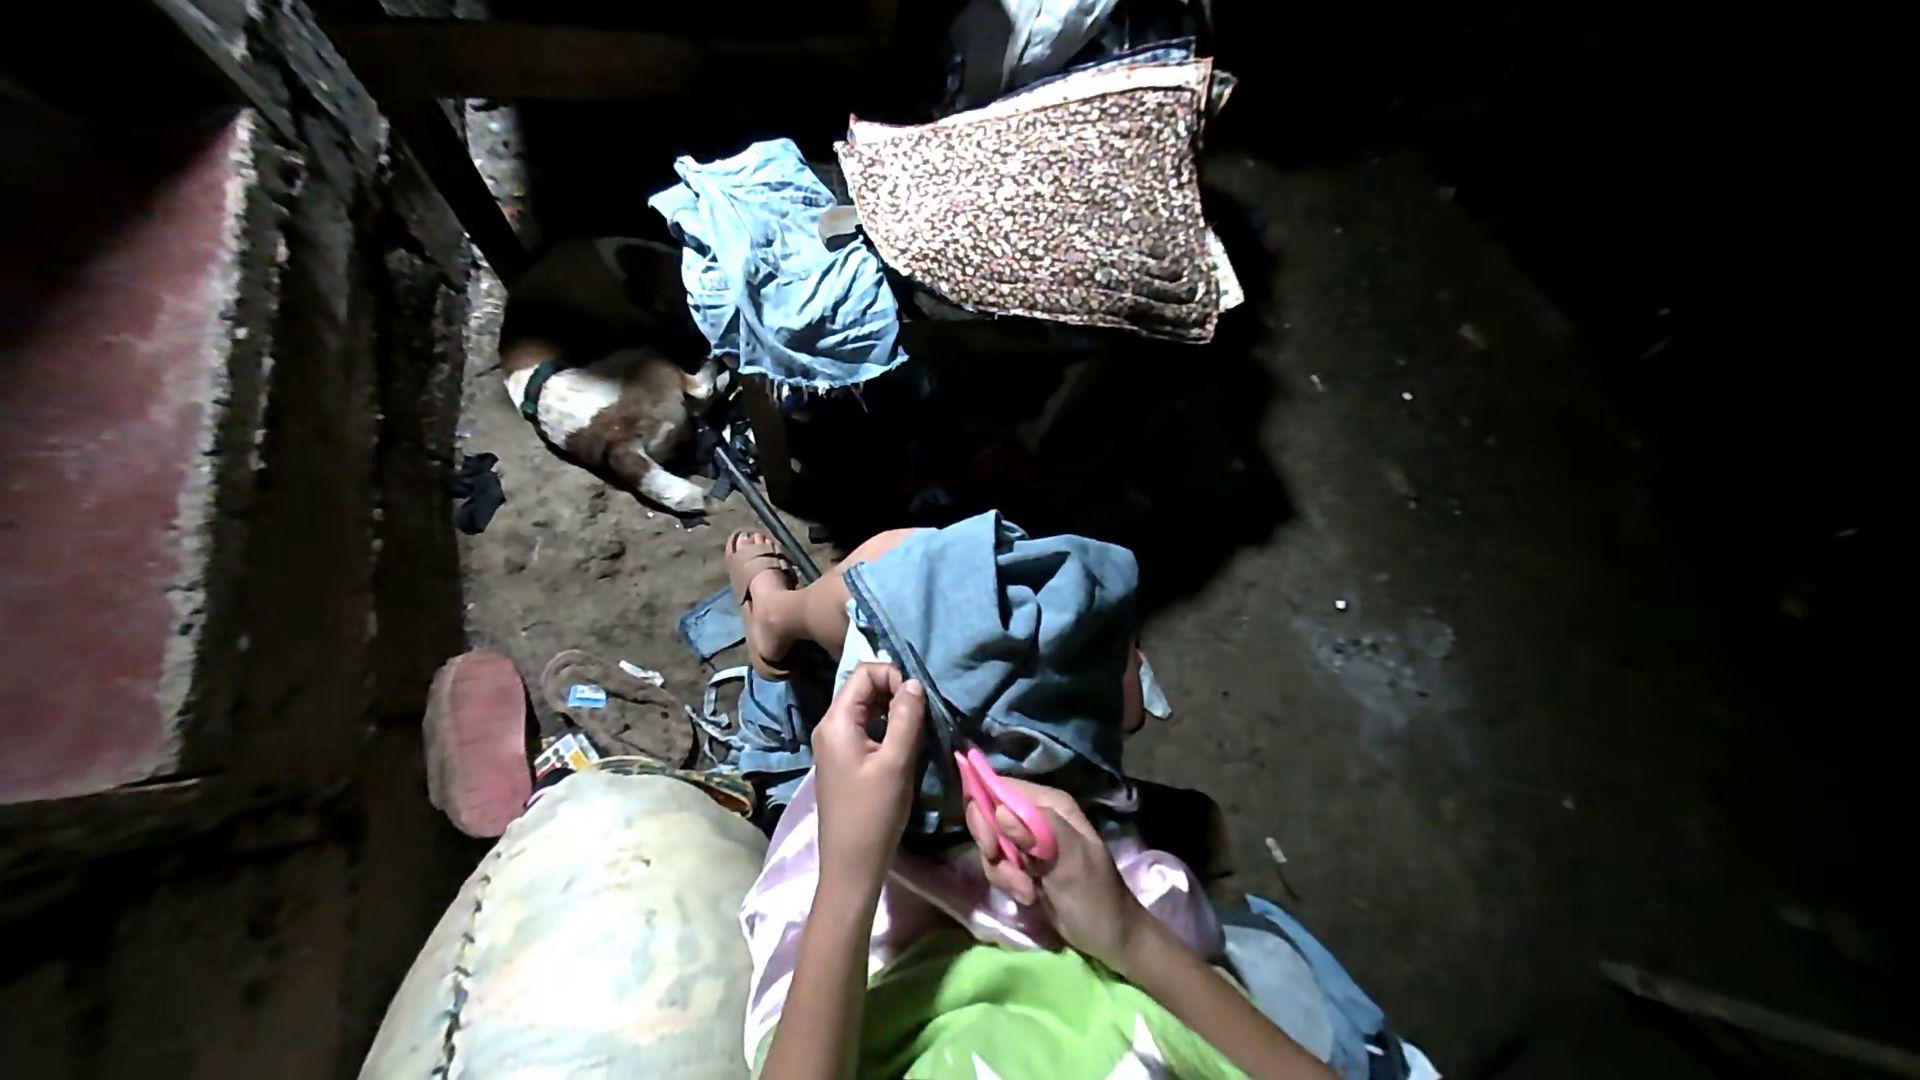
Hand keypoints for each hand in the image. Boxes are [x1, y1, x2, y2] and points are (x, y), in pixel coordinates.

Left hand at [810, 663, 925, 894]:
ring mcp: (834, 743)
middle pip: (863, 687)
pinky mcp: (842, 759)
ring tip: (915, 728)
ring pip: (866, 707)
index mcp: (837, 721)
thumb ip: (906, 717)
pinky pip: (865, 727)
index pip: (864, 672)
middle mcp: (830, 726)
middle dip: (894, 691)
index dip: (893, 676)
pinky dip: (886, 726)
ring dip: (892, 709)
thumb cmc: (874, 813)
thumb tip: (914, 682)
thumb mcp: (896, 761)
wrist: (851, 866)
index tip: (915, 701)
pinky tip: (902, 744)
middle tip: (919, 715)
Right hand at [966, 778, 1152, 971]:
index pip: (1002, 787)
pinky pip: (999, 863)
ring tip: (1025, 889)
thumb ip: (1039, 832)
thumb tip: (1001, 812)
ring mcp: (1029, 839)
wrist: (1110, 936)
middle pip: (990, 814)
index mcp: (1050, 803)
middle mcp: (1036, 814)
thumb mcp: (1073, 862)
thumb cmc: (1095, 896)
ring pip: (992, 842)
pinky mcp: (1024, 862)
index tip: (989, 844)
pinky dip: (1006, 881)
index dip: (985, 808)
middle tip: (1003, 866)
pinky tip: (1027, 896)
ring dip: (1002, 870)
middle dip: (993, 845)